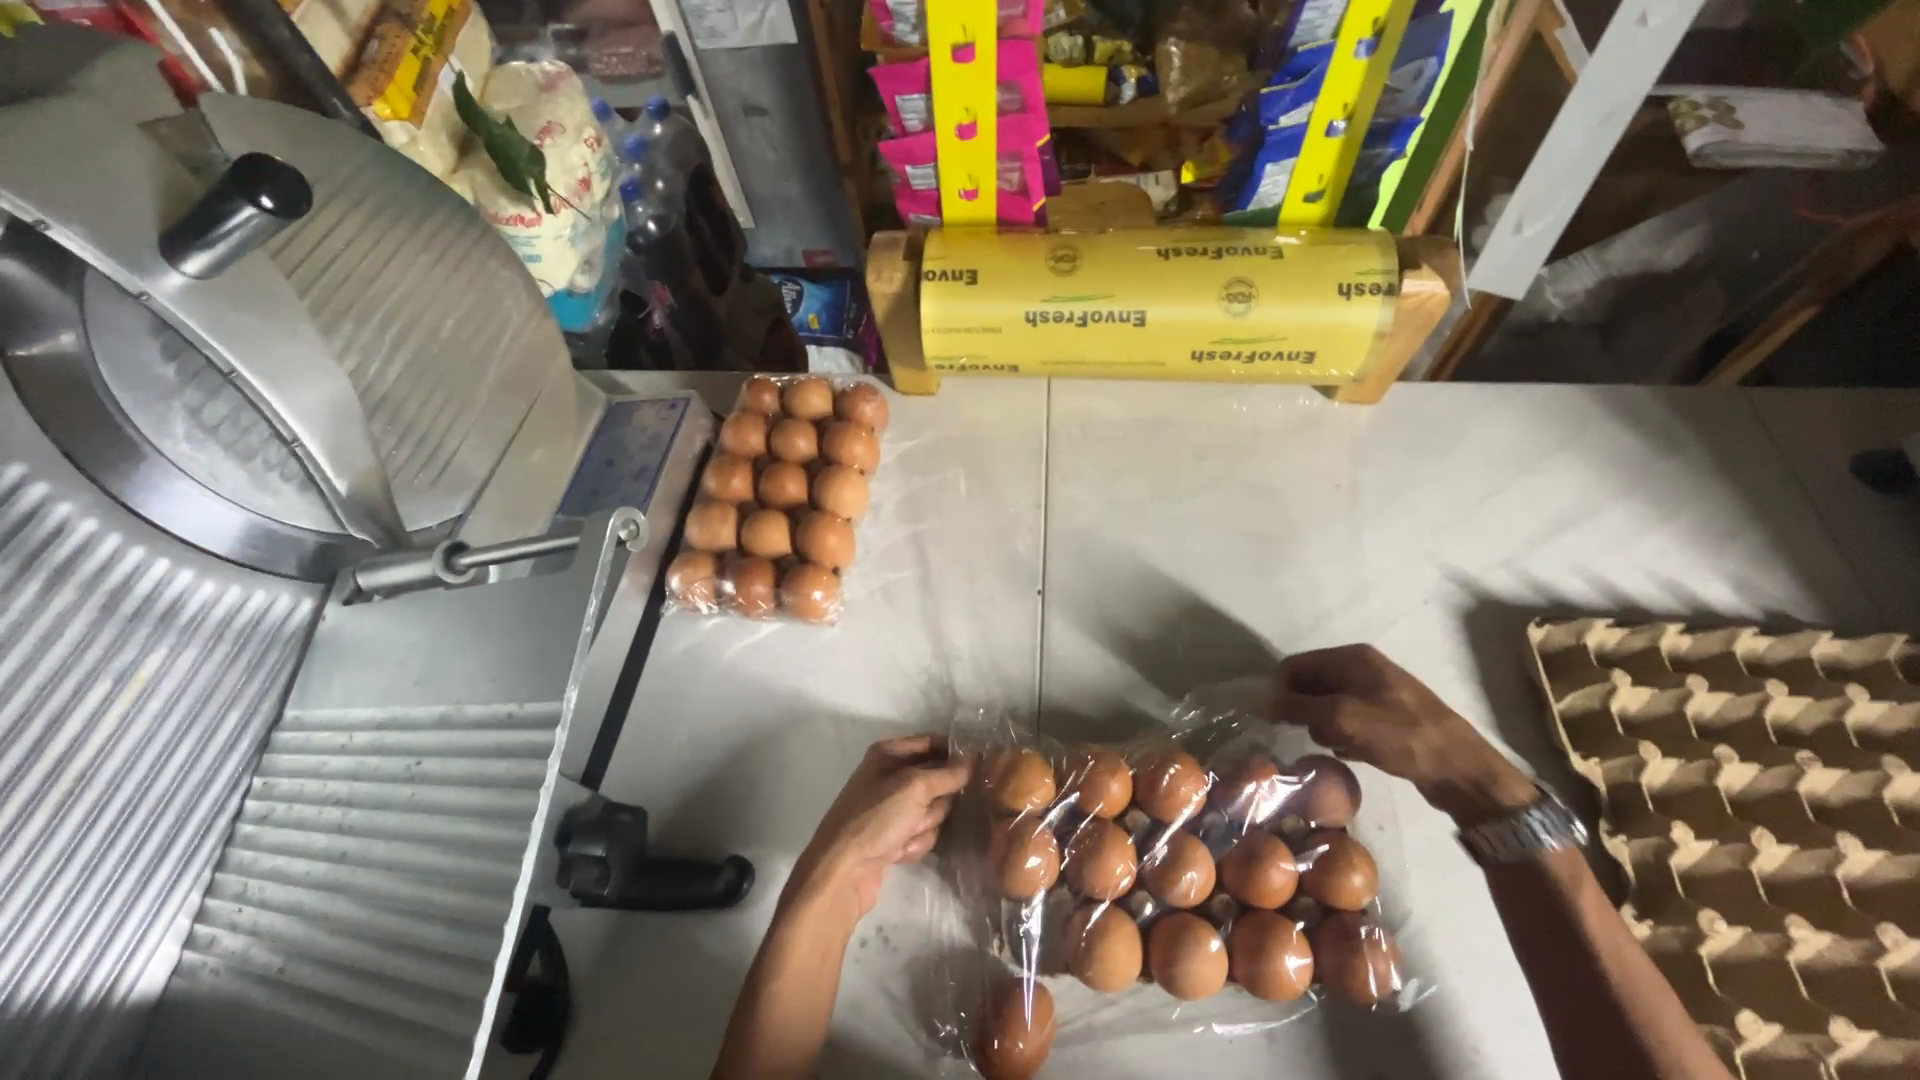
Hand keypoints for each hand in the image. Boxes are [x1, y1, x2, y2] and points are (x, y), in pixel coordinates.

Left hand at [786, 735, 972, 923]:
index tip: (976, 767)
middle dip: (935, 802)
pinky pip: (921, 834)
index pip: (932, 743)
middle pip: (937, 781)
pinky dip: (914, 844)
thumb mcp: (914, 788)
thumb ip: (947, 773)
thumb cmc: (875, 819)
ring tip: (904, 836)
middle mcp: (890, 777)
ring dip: (924, 826)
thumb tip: (973, 758)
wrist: (842, 871)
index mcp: (888, 755)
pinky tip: (897, 852)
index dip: (954, 754)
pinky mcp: (893, 836)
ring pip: (933, 811)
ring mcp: (891, 809)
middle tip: (920, 812)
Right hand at [1271, 645, 1536, 825]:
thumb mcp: (1342, 719)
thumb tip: (1262, 703)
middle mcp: (1363, 668)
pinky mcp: (1386, 717)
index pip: (1295, 664)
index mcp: (1353, 657)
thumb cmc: (1399, 735)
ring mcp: (1376, 692)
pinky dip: (1342, 735)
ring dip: (1322, 726)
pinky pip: (1348, 721)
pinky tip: (1351, 752)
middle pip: (1311, 683)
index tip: (1278, 721)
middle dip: (1302, 710)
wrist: (1458, 767)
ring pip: (1327, 705)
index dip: (1280, 690)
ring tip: (1335, 744)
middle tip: (1306, 734)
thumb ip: (1298, 708)